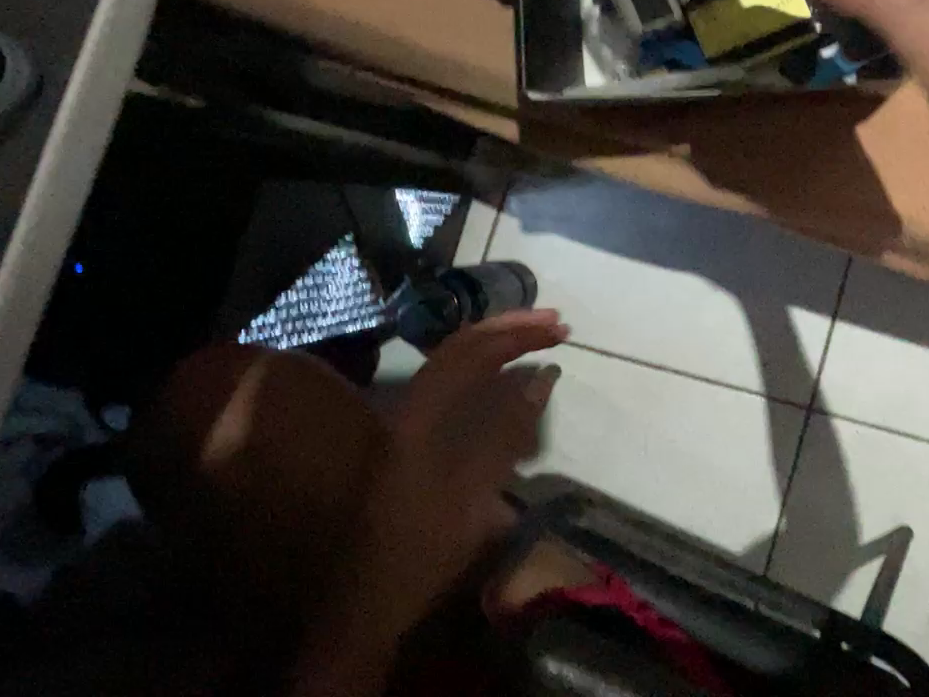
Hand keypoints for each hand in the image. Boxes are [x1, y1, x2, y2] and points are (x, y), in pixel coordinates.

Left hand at [299, 310, 566, 691]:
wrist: (367, 604)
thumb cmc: (424, 551)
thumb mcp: (476, 494)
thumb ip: (509, 430)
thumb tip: (543, 376)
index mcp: (419, 418)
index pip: (471, 352)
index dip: (517, 333)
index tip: (560, 331)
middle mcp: (407, 408)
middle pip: (459, 345)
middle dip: (509, 327)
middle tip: (555, 323)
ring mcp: (405, 421)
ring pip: (452, 360)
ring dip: (495, 341)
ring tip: (536, 335)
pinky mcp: (409, 437)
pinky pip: (450, 382)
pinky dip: (483, 366)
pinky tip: (506, 373)